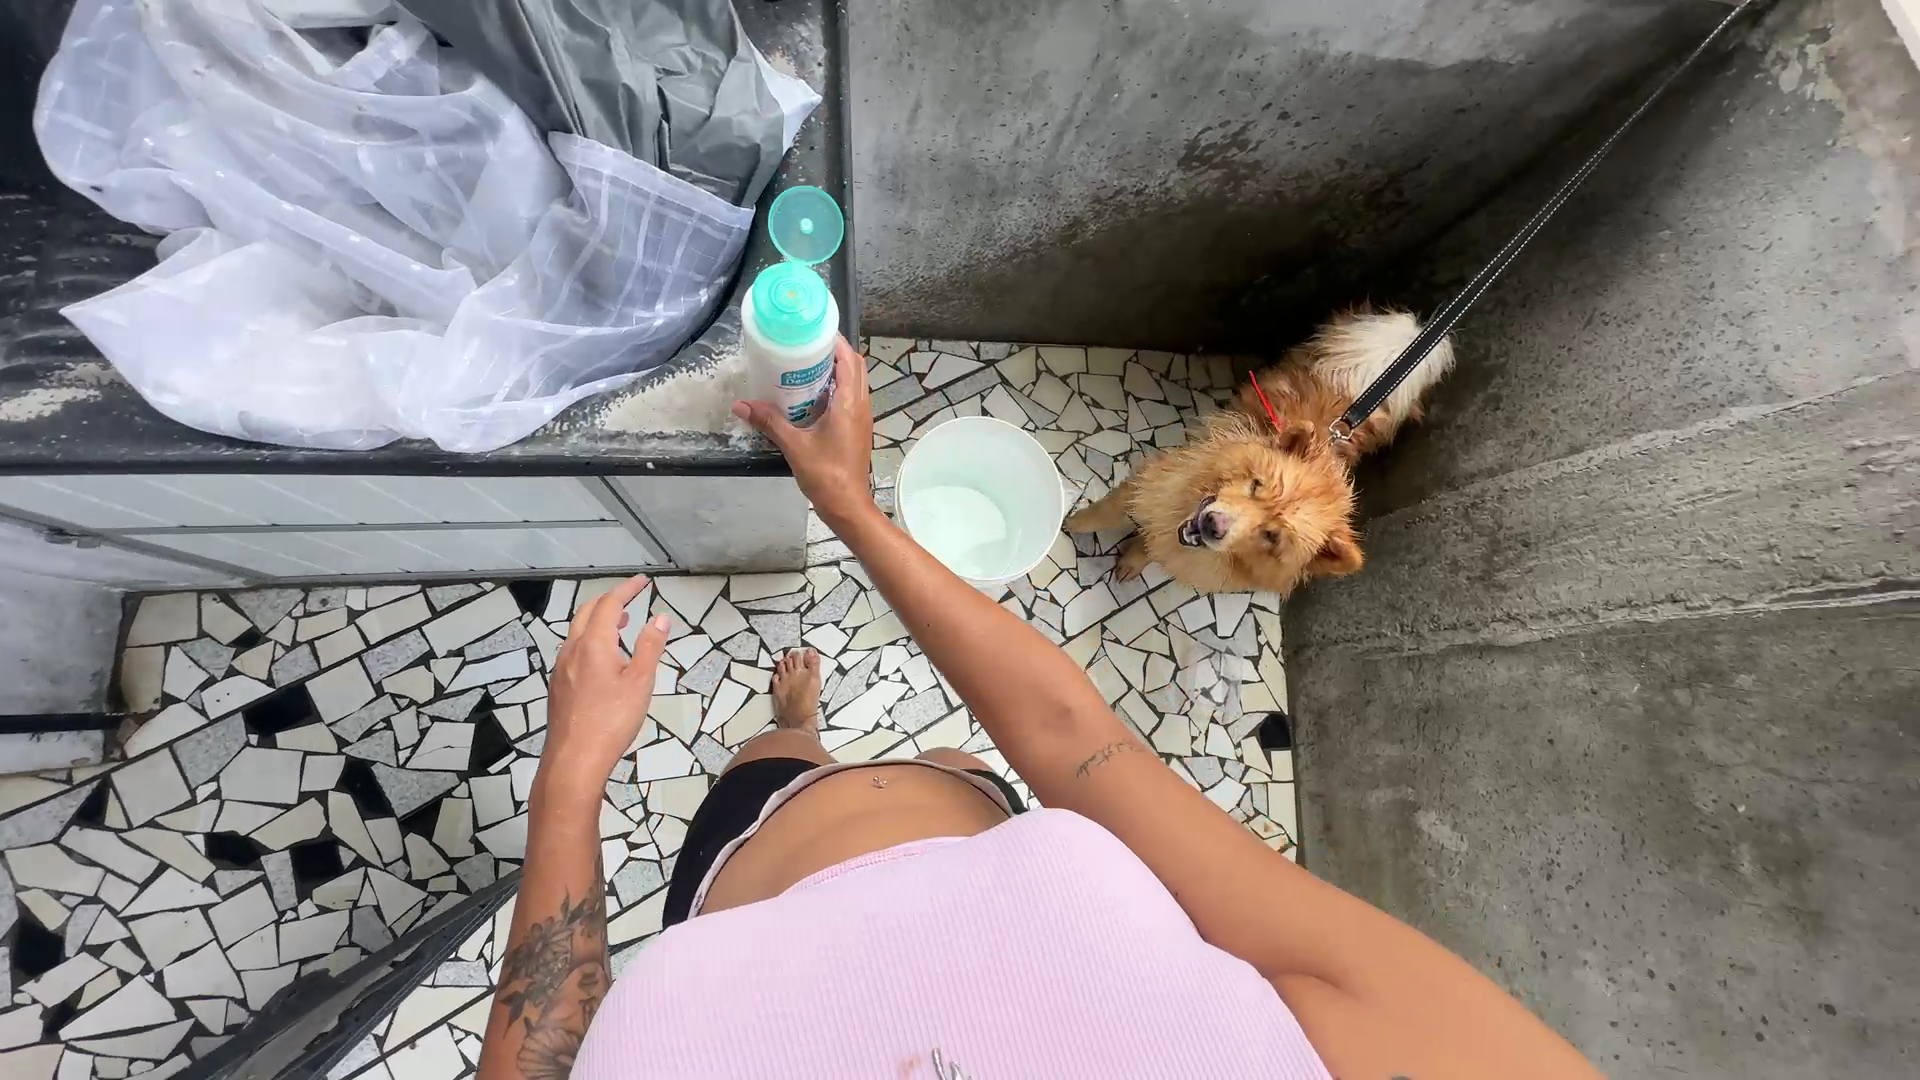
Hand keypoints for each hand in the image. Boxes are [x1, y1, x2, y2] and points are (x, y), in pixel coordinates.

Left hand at [540, 575, 668, 791]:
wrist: (574, 760)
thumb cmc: (612, 720)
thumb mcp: (640, 682)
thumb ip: (649, 647)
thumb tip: (660, 618)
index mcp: (593, 645)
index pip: (609, 605)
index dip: (627, 589)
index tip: (643, 581)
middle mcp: (572, 651)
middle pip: (587, 612)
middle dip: (610, 599)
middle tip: (632, 596)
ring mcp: (561, 668)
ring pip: (578, 631)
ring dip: (599, 619)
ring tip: (622, 622)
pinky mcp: (559, 685)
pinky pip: (574, 649)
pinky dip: (591, 638)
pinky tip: (606, 656)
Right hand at [732, 335, 873, 525]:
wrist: (848, 505)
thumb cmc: (826, 475)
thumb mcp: (794, 446)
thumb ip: (769, 422)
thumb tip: (741, 405)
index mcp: (849, 404)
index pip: (849, 360)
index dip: (835, 341)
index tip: (814, 331)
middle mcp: (861, 406)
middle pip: (856, 367)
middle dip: (835, 352)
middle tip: (807, 346)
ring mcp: (863, 419)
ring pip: (856, 383)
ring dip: (838, 370)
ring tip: (808, 365)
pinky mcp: (859, 430)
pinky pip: (852, 398)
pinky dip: (838, 389)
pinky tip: (814, 395)